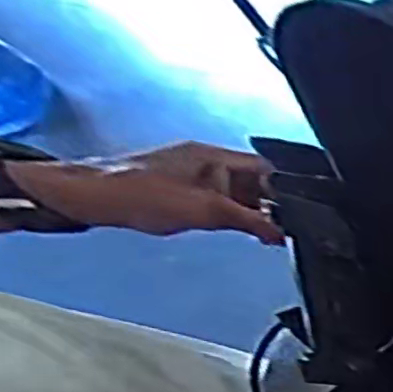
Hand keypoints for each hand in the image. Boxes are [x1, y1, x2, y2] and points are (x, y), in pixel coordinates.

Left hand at [8, 142, 281, 242]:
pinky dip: (244, 220)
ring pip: (247, 197)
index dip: (289, 190)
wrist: (88, 198)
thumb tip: (284, 235)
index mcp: (213, 157)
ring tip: (270, 235)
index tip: (304, 213)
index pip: (268, 169)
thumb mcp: (207, 210)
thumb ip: (252, 222)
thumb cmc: (138, 194)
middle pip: (260, 184)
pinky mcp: (193, 194)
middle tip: (288, 229)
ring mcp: (201, 179)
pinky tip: (250, 233)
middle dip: (277, 206)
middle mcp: (209, 164)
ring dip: (260, 216)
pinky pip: (231, 206)